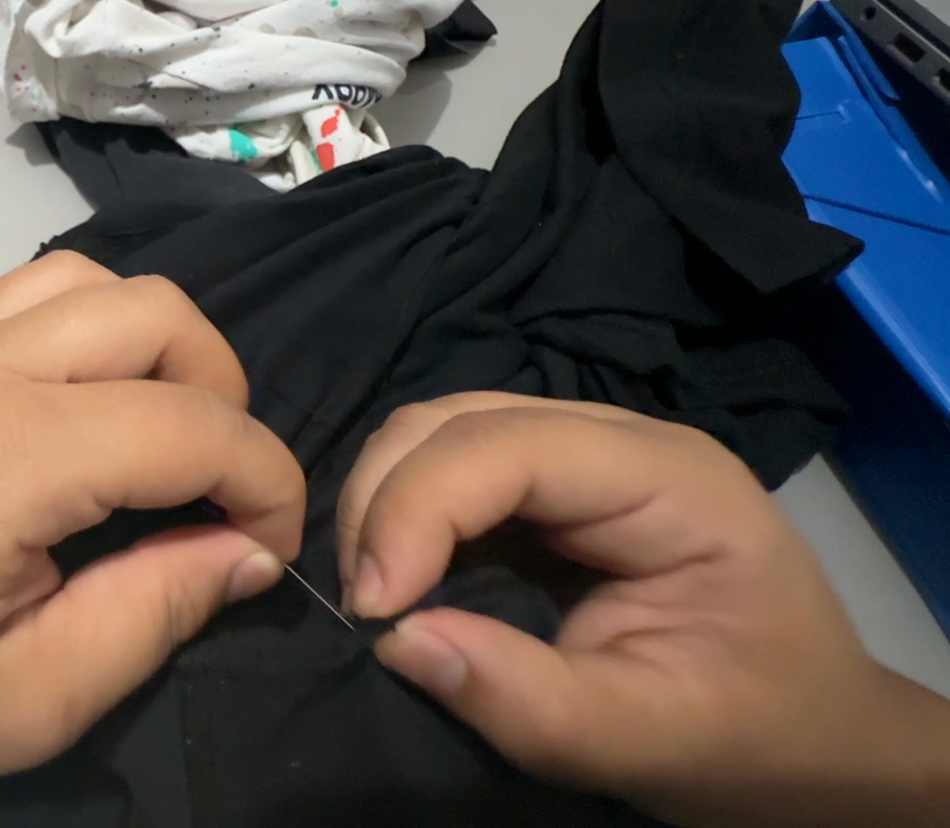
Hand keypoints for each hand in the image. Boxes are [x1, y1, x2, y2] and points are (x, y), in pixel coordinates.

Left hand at [0, 251, 304, 784]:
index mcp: (12, 453)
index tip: (269, 547)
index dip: (266, 482)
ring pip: (98, 281)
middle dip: (224, 391)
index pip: (193, 425)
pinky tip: (89, 401)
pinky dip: (96, 325)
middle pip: (159, 313)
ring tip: (159, 433)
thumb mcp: (25, 699)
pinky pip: (39, 290)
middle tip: (215, 486)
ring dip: (159, 344)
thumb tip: (247, 552)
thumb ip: (152, 614)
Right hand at [336, 393, 949, 827]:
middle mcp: (603, 433)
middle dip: (381, 504)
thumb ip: (533, 704)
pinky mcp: (523, 468)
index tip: (374, 607)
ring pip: (421, 429)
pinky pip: (426, 456)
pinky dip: (389, 504)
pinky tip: (395, 561)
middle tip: (368, 603)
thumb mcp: (656, 743)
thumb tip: (397, 642)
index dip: (416, 511)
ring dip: (376, 500)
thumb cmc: (751, 732)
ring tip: (375, 583)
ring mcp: (558, 440)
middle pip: (442, 424)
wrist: (799, 726)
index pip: (500, 449)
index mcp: (665, 479)